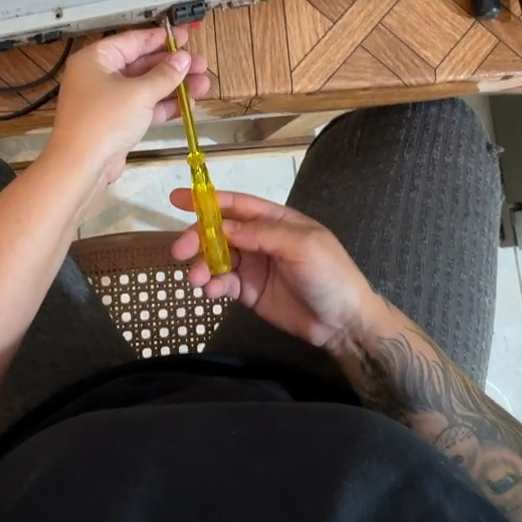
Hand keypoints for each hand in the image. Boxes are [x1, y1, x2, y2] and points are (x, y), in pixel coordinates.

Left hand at [44, 27, 209, 186]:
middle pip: (141, 64)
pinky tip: (187, 104)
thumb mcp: (139, 93)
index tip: (185, 37)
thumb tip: (183, 59)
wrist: (81, 166)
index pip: (133, 41)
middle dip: (173, 66)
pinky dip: (163, 105)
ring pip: (145, 87)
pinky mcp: (115, 122)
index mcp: (95, 59)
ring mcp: (107, 101)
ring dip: (173, 86)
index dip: (161, 39)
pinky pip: (143, 107)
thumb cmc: (102, 122)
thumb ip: (165, 74)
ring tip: (202, 85)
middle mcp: (98, 76)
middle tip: (200, 64)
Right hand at [168, 190, 388, 350]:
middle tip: (179, 251)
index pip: (237, 205)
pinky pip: (223, 283)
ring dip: (202, 265)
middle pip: (220, 231)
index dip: (207, 200)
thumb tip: (223, 227)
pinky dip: (212, 285)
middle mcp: (261, 239)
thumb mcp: (302, 246)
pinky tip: (210, 292)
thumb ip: (262, 234)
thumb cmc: (330, 275)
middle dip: (198, 238)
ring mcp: (254, 266)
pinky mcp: (249, 291)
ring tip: (196, 280)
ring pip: (217, 258)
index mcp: (276, 220)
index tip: (177, 199)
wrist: (344, 322)